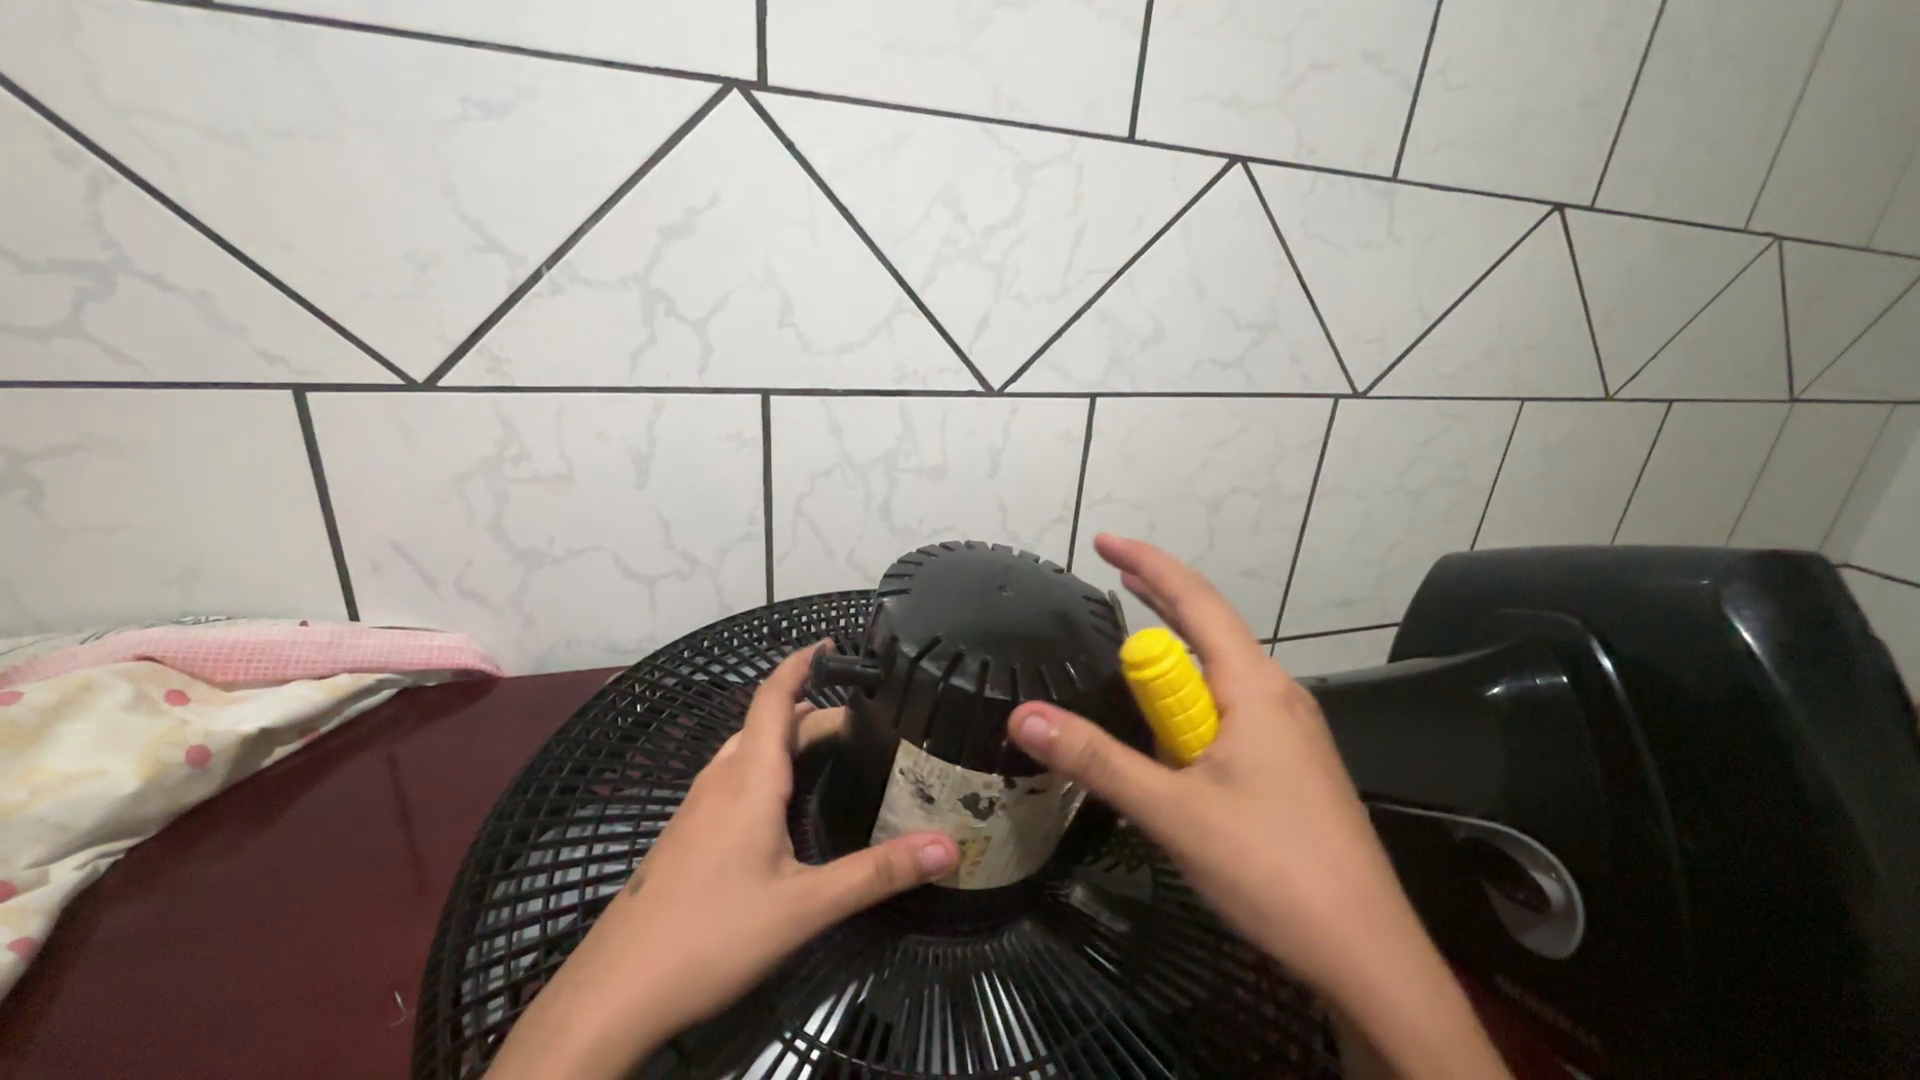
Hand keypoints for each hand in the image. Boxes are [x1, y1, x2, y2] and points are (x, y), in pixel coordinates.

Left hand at [486, 643, 960, 1079]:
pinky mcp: (685, 837)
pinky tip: (782, 809)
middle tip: (866, 725)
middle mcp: (720, 782)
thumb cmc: (713, 935)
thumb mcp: (807, 907)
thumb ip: (878, 874)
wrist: (616, 990)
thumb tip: (952, 847)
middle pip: (767, 725)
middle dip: (813, 713)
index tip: (831, 644)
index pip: (774, 699)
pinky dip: (765, 770)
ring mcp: (696, 809)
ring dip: (786, 740)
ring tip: (830, 753)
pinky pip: (731, 781)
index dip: (800, 665)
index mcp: (750, 780)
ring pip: (746, 753)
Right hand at [1008, 534, 1509, 1079]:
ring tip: (1126, 661)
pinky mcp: (1291, 767)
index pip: (1197, 602)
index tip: (1104, 540)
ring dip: (1173, 661)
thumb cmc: (1272, 868)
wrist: (1366, 951)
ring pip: (1221, 677)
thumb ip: (1096, 760)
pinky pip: (1232, 712)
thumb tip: (1022, 715)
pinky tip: (1170, 732)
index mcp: (1254, 687)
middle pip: (1210, 631)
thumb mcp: (1173, 812)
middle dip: (1159, 603)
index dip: (1149, 565)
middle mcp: (1277, 696)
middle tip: (1108, 583)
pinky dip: (1189, 703)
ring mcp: (1290, 733)